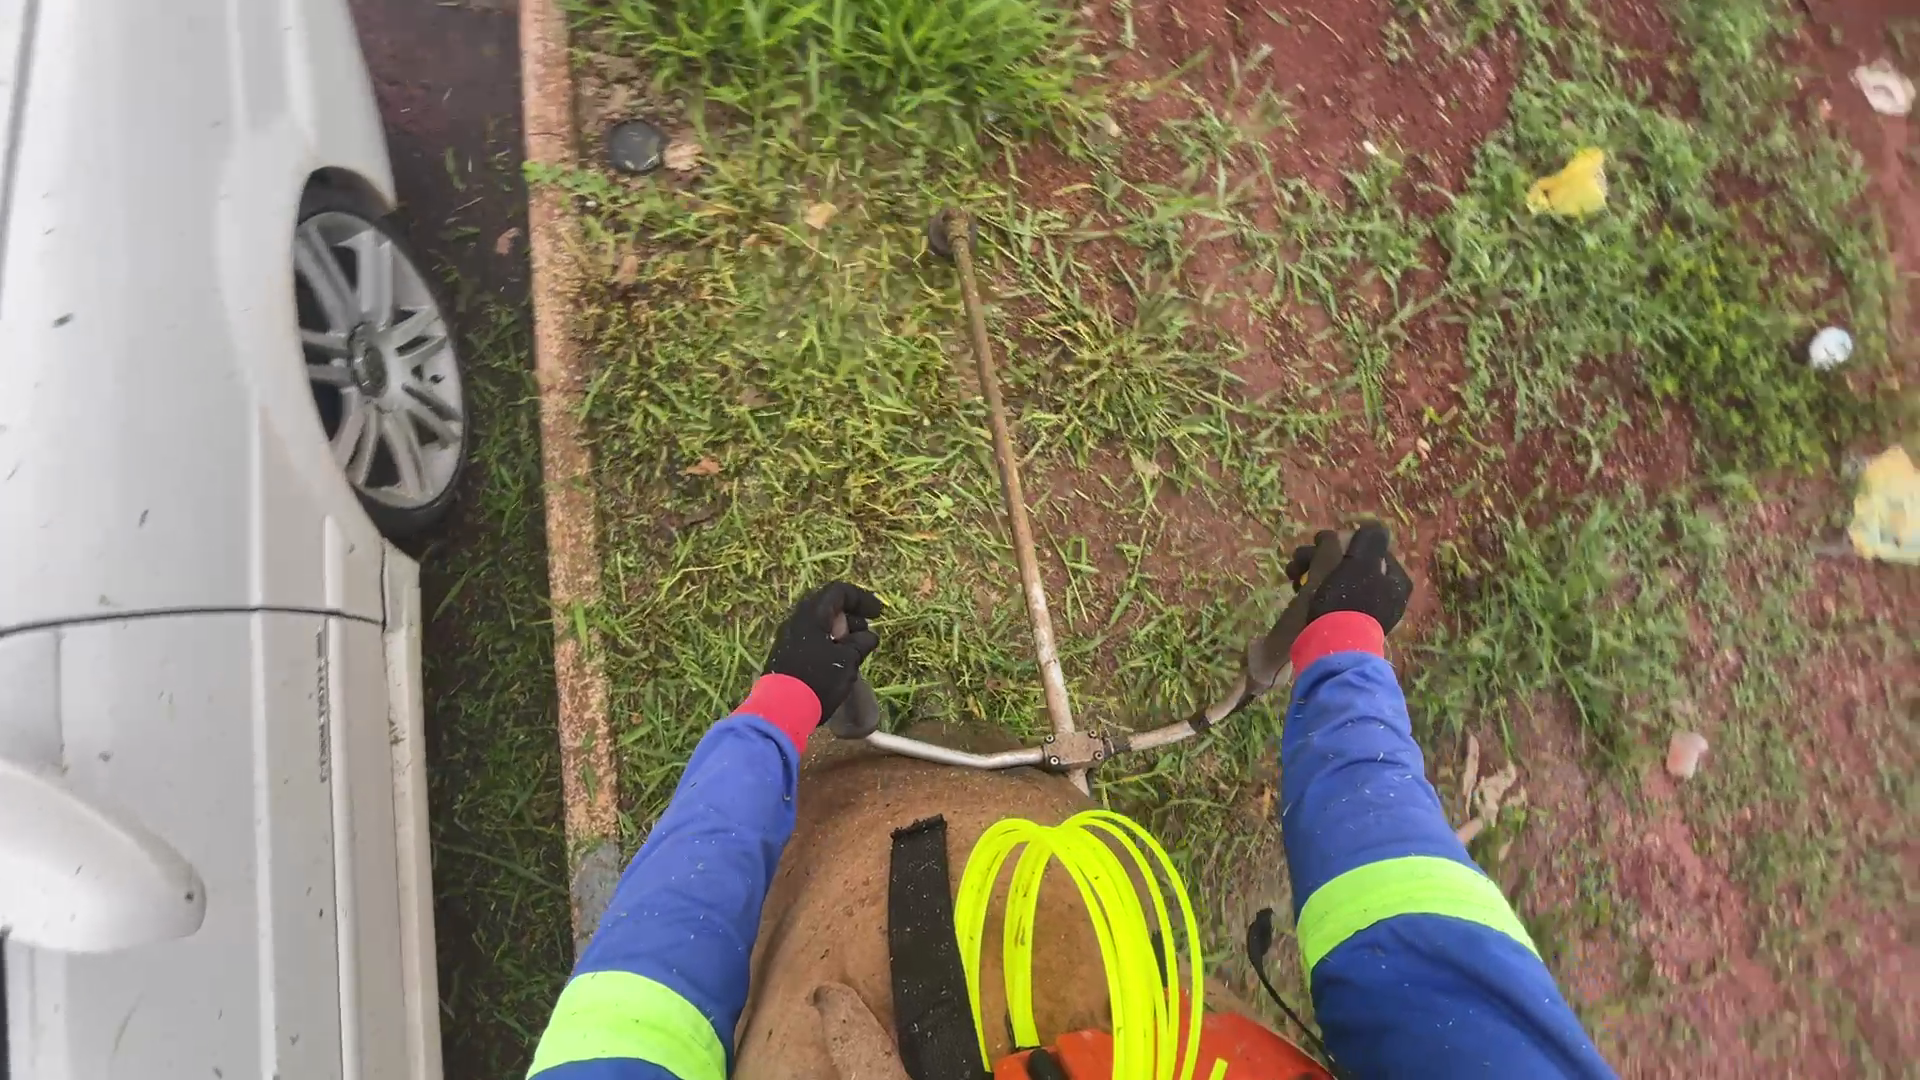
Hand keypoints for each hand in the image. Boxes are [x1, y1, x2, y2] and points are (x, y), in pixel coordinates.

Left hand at [763, 582, 883, 719]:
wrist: (781, 710)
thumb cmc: (818, 680)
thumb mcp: (848, 661)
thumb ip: (861, 643)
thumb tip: (868, 636)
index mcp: (813, 615)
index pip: (839, 592)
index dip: (862, 599)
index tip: (878, 614)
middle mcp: (797, 620)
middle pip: (827, 605)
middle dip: (850, 615)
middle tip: (865, 630)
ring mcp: (788, 636)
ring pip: (819, 622)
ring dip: (840, 630)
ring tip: (855, 647)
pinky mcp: (785, 653)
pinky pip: (811, 637)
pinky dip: (828, 641)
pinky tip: (838, 659)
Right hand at [1284, 523, 1412, 633]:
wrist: (1333, 646)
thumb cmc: (1346, 601)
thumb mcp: (1360, 562)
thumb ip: (1369, 539)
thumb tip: (1372, 525)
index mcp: (1395, 579)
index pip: (1369, 547)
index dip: (1342, 542)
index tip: (1318, 545)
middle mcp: (1385, 594)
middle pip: (1350, 563)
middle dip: (1320, 558)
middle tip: (1296, 563)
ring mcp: (1367, 610)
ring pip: (1338, 578)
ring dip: (1312, 571)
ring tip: (1292, 578)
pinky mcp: (1347, 622)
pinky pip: (1332, 596)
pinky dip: (1316, 590)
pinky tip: (1300, 593)